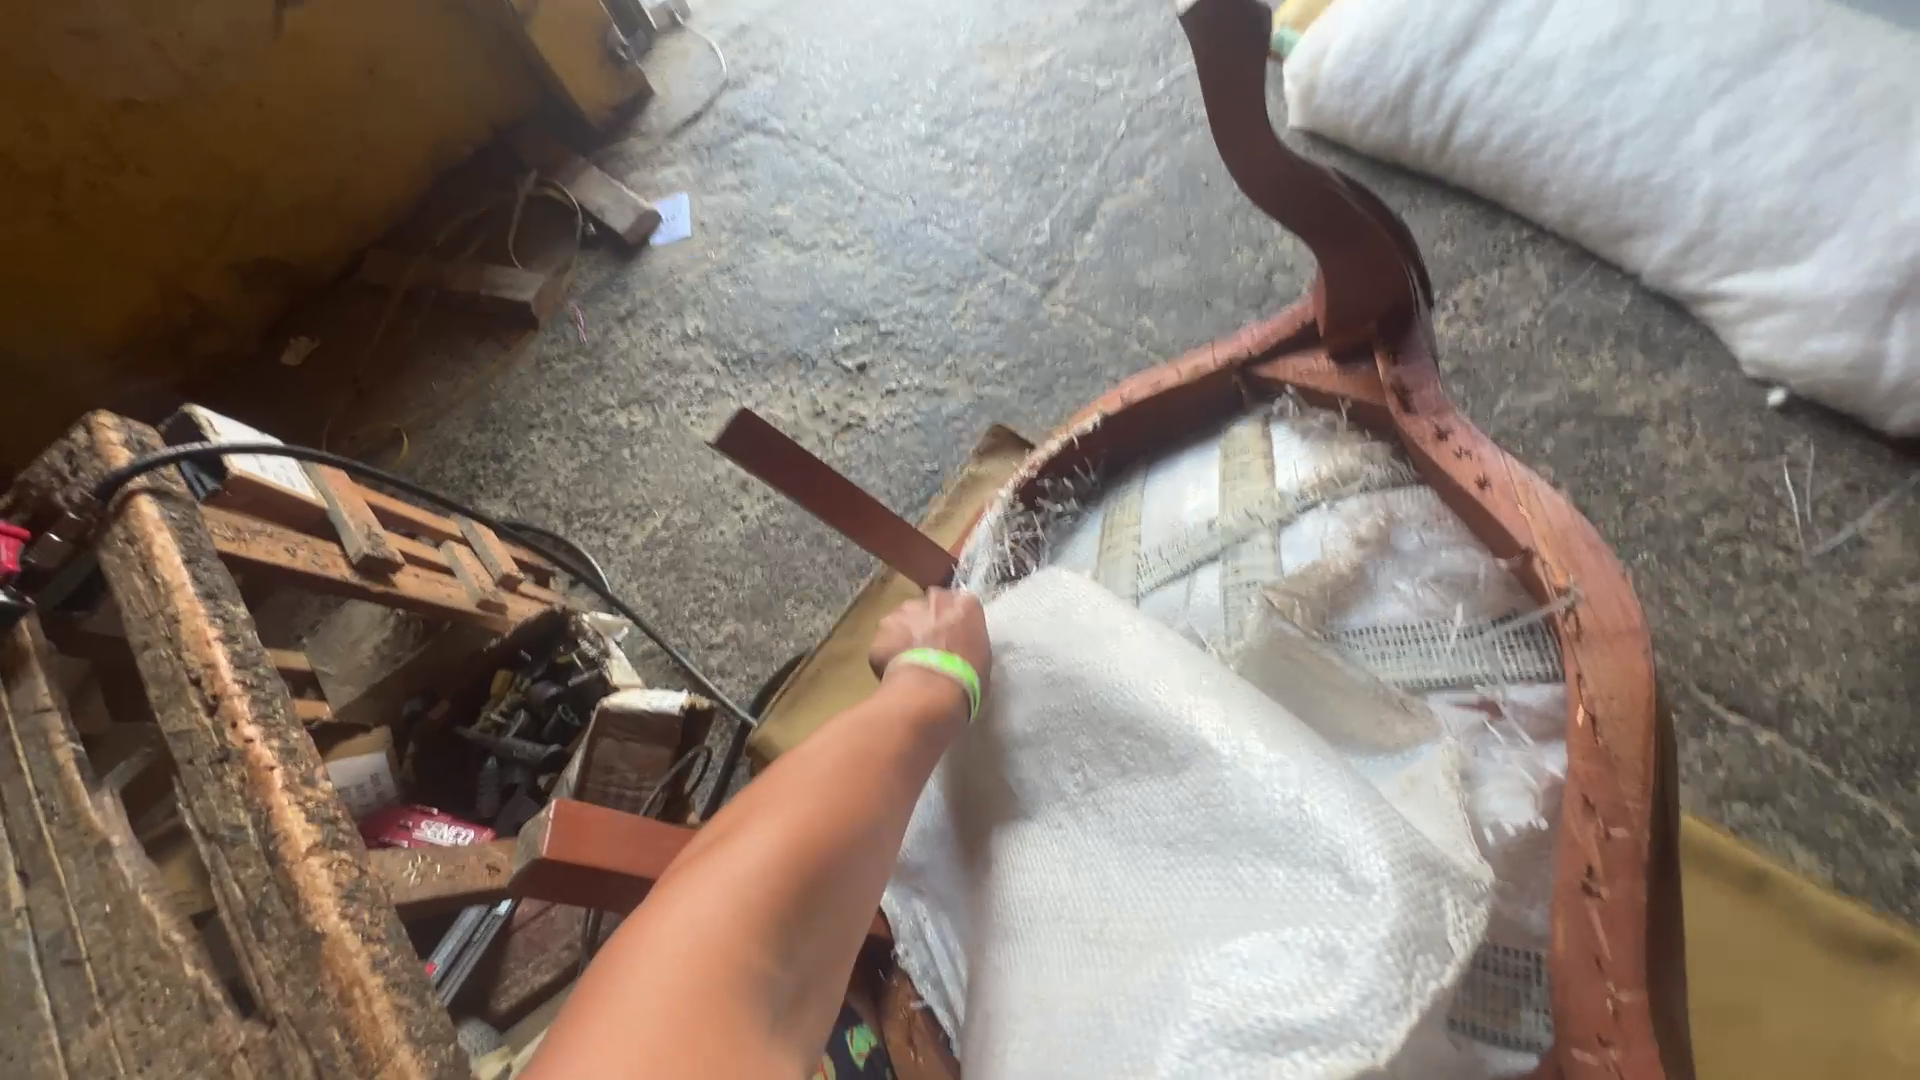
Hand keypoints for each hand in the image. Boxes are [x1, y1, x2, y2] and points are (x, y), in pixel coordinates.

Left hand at [868, 587, 992, 702]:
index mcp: (965, 604)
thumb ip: (968, 642)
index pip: (959, 605)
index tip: (950, 640)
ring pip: (903, 620)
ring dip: (904, 635)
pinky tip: (893, 672)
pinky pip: (885, 640)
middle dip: (926, 623)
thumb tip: (957, 648)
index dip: (952, 623)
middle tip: (927, 649)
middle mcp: (935, 599)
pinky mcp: (882, 628)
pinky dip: (887, 653)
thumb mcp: (982, 656)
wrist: (932, 687)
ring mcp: (905, 610)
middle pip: (928, 607)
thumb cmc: (968, 677)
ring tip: (908, 663)